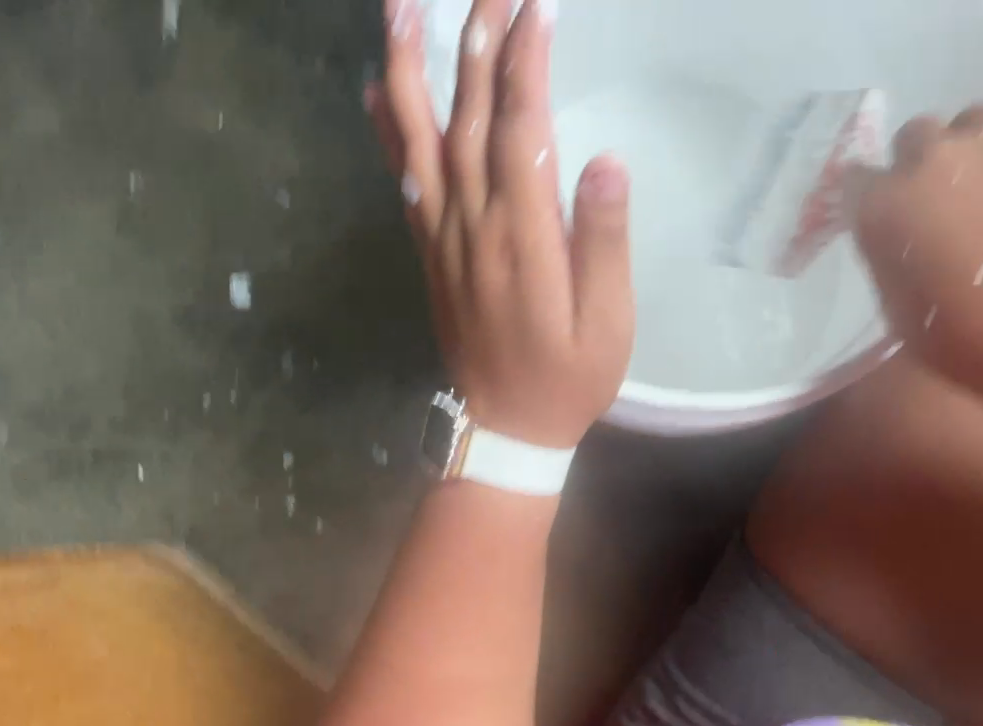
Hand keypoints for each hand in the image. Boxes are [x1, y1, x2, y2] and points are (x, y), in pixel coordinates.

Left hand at [368, 0, 633, 449]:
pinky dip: (388, 131)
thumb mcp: (607, 324)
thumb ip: (603, 243)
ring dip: (409, 66)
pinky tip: (376, 90)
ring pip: (420, 137)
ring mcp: (443, 237)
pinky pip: (402, 180)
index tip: (536, 7)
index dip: (526, 64)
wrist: (506, 427)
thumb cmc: (568, 379)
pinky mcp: (430, 253)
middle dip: (477, 41)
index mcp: (522, 237)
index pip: (521, 128)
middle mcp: (473, 225)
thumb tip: (603, 159)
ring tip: (402, 4)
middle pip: (468, 116)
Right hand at [854, 109, 982, 374]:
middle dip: (924, 163)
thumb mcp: (901, 310)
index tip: (887, 209)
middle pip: (916, 136)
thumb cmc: (970, 342)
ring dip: (978, 150)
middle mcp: (931, 160)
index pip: (857, 178)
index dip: (872, 193)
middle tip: (947, 202)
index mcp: (883, 209)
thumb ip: (894, 256)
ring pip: (976, 123)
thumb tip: (907, 237)